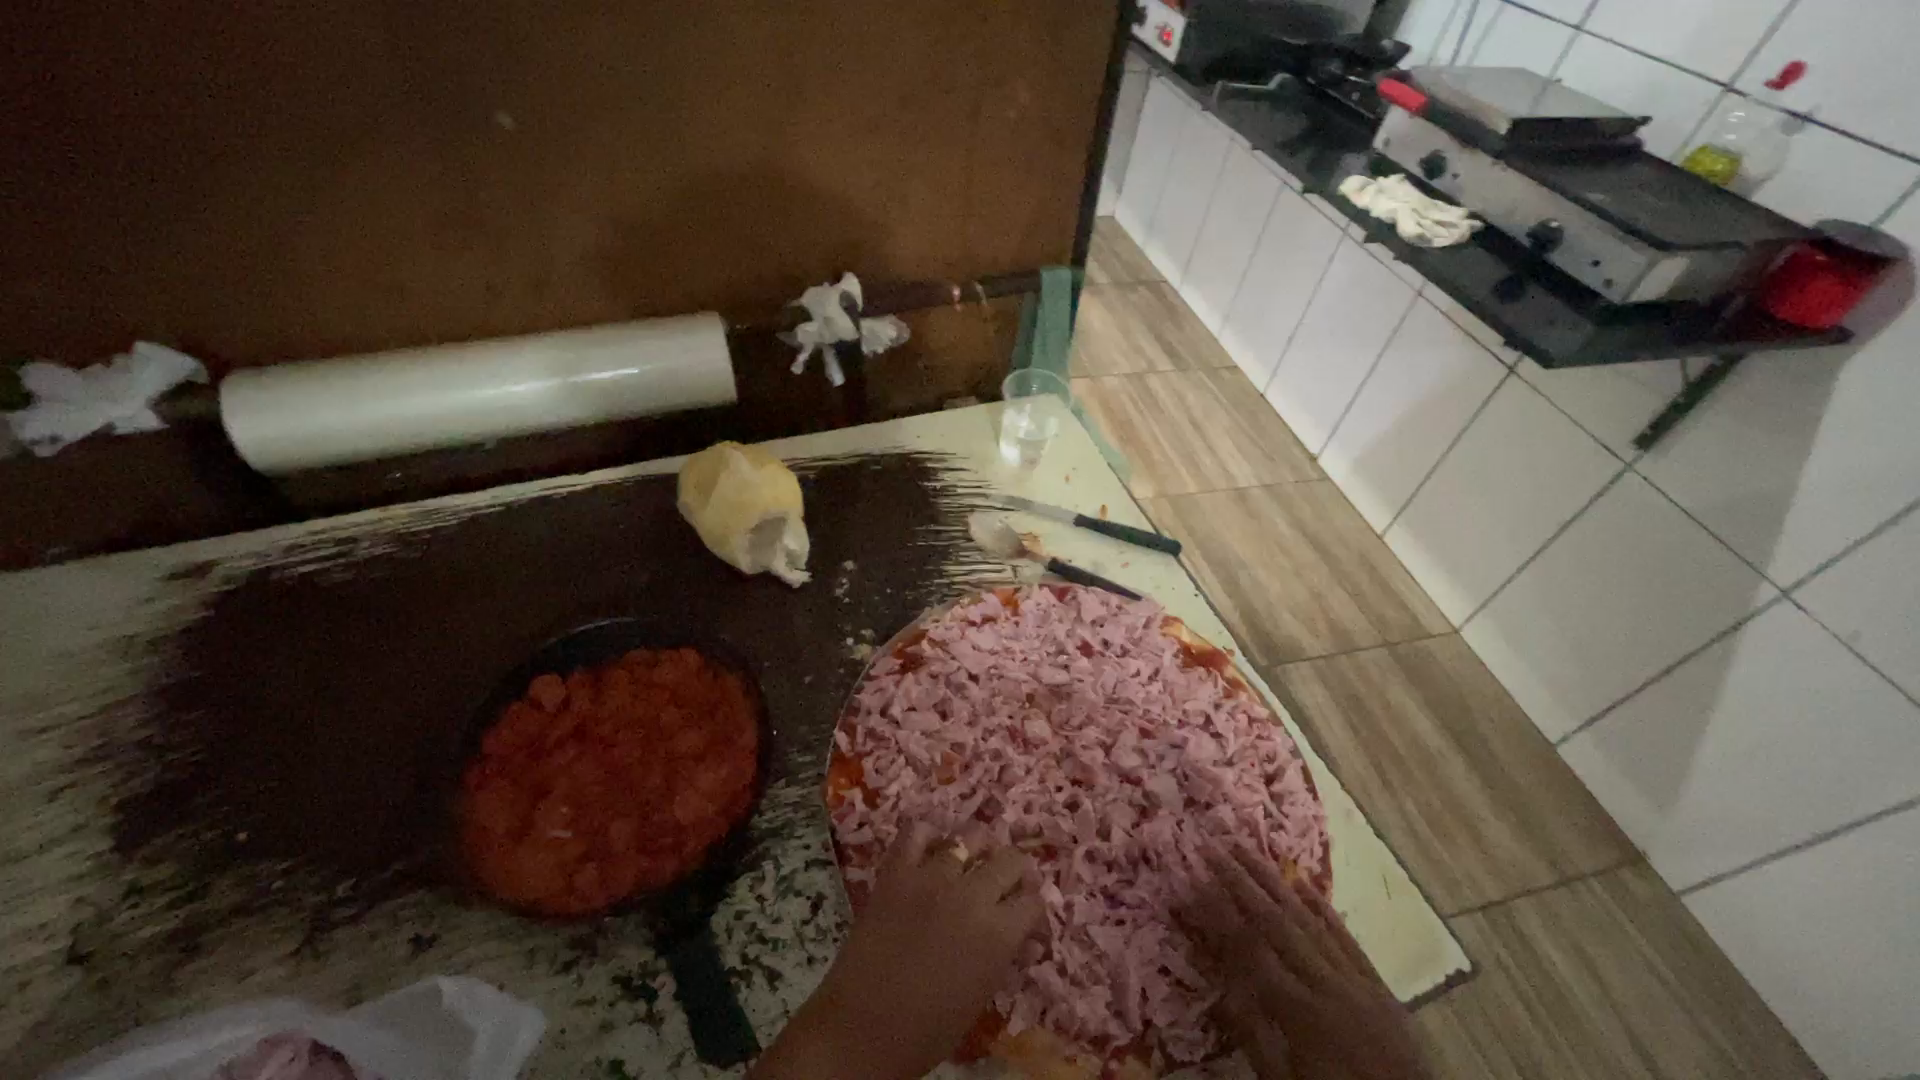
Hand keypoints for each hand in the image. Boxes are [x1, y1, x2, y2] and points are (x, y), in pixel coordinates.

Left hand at [753, 822, 1045, 1079]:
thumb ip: (1002, 954)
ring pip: (970, 837)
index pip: (1033, 900)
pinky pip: (916, 832)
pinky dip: (928, 836)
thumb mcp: (980, 995)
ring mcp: (932, 877)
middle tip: (1005, 888)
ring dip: (978, 850)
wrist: (861, 1030)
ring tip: (972, 862)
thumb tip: (1021, 937)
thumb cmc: (927, 1030)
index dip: (1032, 909)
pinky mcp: (896, 872)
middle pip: (1011, 861)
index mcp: (999, 934)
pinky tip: (930, 852)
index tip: (1026, 919)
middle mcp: (972, 896)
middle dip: (1016, 874)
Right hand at [1180, 846, 1427, 1079]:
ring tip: (1247, 851)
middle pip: (1276, 923)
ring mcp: (1355, 979)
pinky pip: (1346, 938)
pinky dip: (1323, 909)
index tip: (1192, 883)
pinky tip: (1303, 883)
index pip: (1249, 949)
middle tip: (1212, 847)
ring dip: (1275, 882)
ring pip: (1309, 920)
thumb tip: (1218, 988)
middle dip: (1241, 882)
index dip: (1218, 914)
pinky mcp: (1378, 984)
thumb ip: (1252, 1034)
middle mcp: (1326, 984)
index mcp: (1298, 1011)